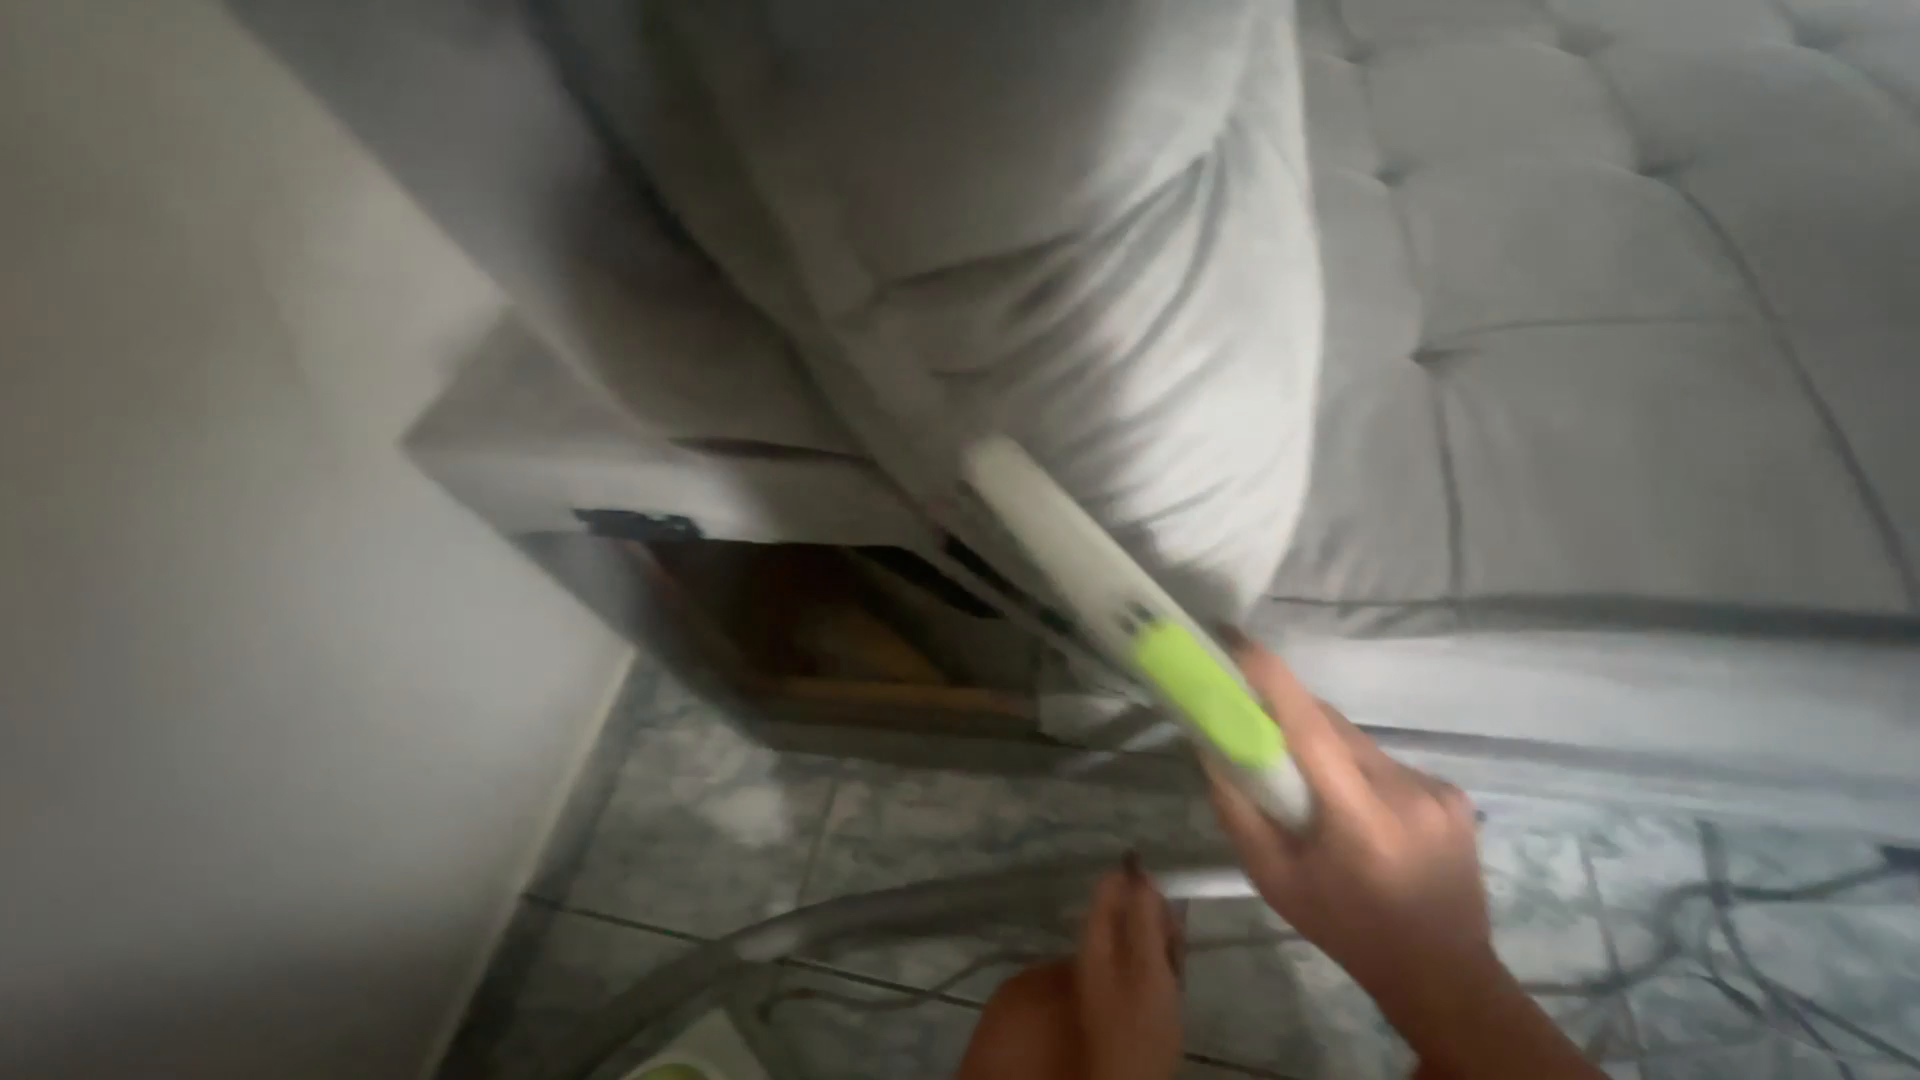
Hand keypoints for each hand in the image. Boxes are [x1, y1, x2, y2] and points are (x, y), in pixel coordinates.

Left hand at [1073, 857, 1184, 1079]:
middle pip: (1125, 910)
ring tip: (1175, 970)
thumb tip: (1140, 872)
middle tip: (1175, 945)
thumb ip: (1143, 916)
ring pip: (1136, 936)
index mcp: (1095, 935)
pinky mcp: (1119, 992)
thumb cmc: (1139, 1023)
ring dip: (1160, 944)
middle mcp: (1095, 946)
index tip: (1167, 906)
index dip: (1141, 885)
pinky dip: (1158, 966)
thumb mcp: (1147, 964)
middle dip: (1156, 919)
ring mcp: (1106, 970)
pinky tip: (1172, 984)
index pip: (1111, 885)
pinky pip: (1139, 961)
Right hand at [1205, 639, 1493, 1004]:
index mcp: (1360, 817)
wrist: (1443, 973)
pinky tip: (1356, 807)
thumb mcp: (1273, 878)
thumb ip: (1237, 809)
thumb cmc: (1345, 928)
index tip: (1235, 640)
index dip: (1270, 677)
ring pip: (1358, 742)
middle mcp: (1404, 790)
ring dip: (1324, 746)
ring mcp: (1437, 789)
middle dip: (1288, 714)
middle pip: (1330, 725)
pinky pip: (1385, 761)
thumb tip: (1211, 747)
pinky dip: (1357, 768)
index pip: (1309, 726)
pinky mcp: (1454, 794)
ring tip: (1308, 784)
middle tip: (1253, 720)